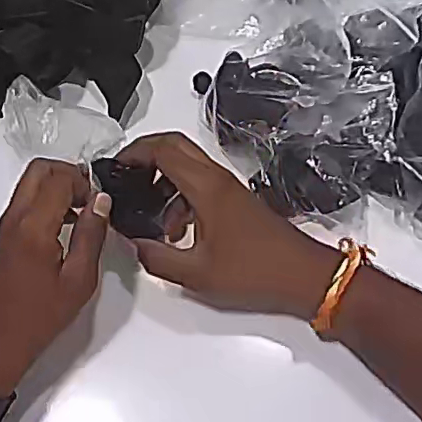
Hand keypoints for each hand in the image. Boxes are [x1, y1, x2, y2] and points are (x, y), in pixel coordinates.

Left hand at [0, 159, 111, 396]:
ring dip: (57, 185)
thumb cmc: (36, 318)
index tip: (100, 200)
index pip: (59, 179)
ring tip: (82, 210)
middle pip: (39, 169)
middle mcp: (14, 220)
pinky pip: (25, 200)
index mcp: (33, 227)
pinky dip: (46, 200)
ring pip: (30, 182)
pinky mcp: (4, 235)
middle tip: (90, 195)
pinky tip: (66, 224)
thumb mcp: (79, 279)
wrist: (1, 341)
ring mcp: (6, 226)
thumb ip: (92, 235)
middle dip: (69, 173)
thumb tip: (101, 203)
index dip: (85, 183)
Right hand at [116, 132, 340, 317]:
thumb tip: (134, 245)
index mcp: (206, 188)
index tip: (116, 165)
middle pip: (174, 145)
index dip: (134, 152)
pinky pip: (198, 183)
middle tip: (125, 173)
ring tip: (148, 211)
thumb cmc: (257, 272)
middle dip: (145, 154)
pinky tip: (175, 229)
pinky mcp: (234, 199)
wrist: (305, 277)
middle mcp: (217, 179)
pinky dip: (178, 195)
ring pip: (186, 164)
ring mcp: (228, 187)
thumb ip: (156, 258)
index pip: (163, 150)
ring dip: (161, 179)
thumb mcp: (196, 273)